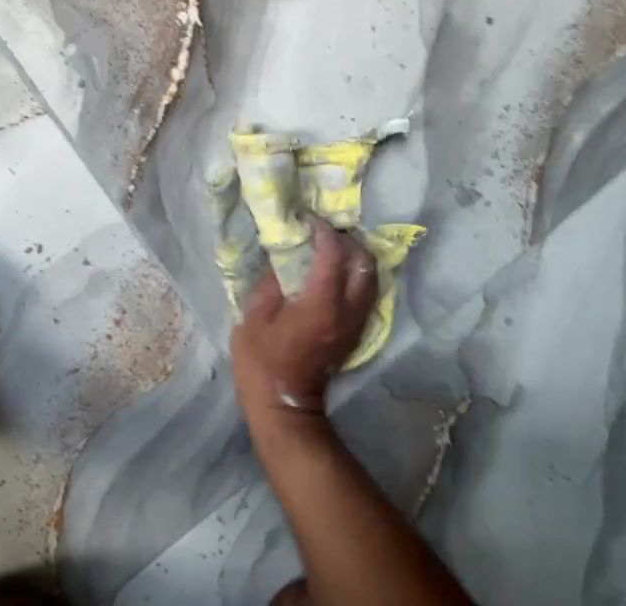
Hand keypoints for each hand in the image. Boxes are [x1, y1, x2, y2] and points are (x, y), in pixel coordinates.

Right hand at [231, 216, 377, 418]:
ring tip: (330, 249)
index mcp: (321, 303)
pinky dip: (355, 276)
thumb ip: (272, 280)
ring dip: (355, 258)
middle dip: (348, 241)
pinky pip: (366, 294)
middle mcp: (347, 311)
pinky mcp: (355, 333)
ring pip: (371, 279)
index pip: (334, 254)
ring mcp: (356, 324)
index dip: (323, 231)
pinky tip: (333, 273)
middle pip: (365, 263)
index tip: (307, 219)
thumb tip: (283, 255)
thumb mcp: (254, 315)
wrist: (284, 406)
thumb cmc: (262, 360)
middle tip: (324, 232)